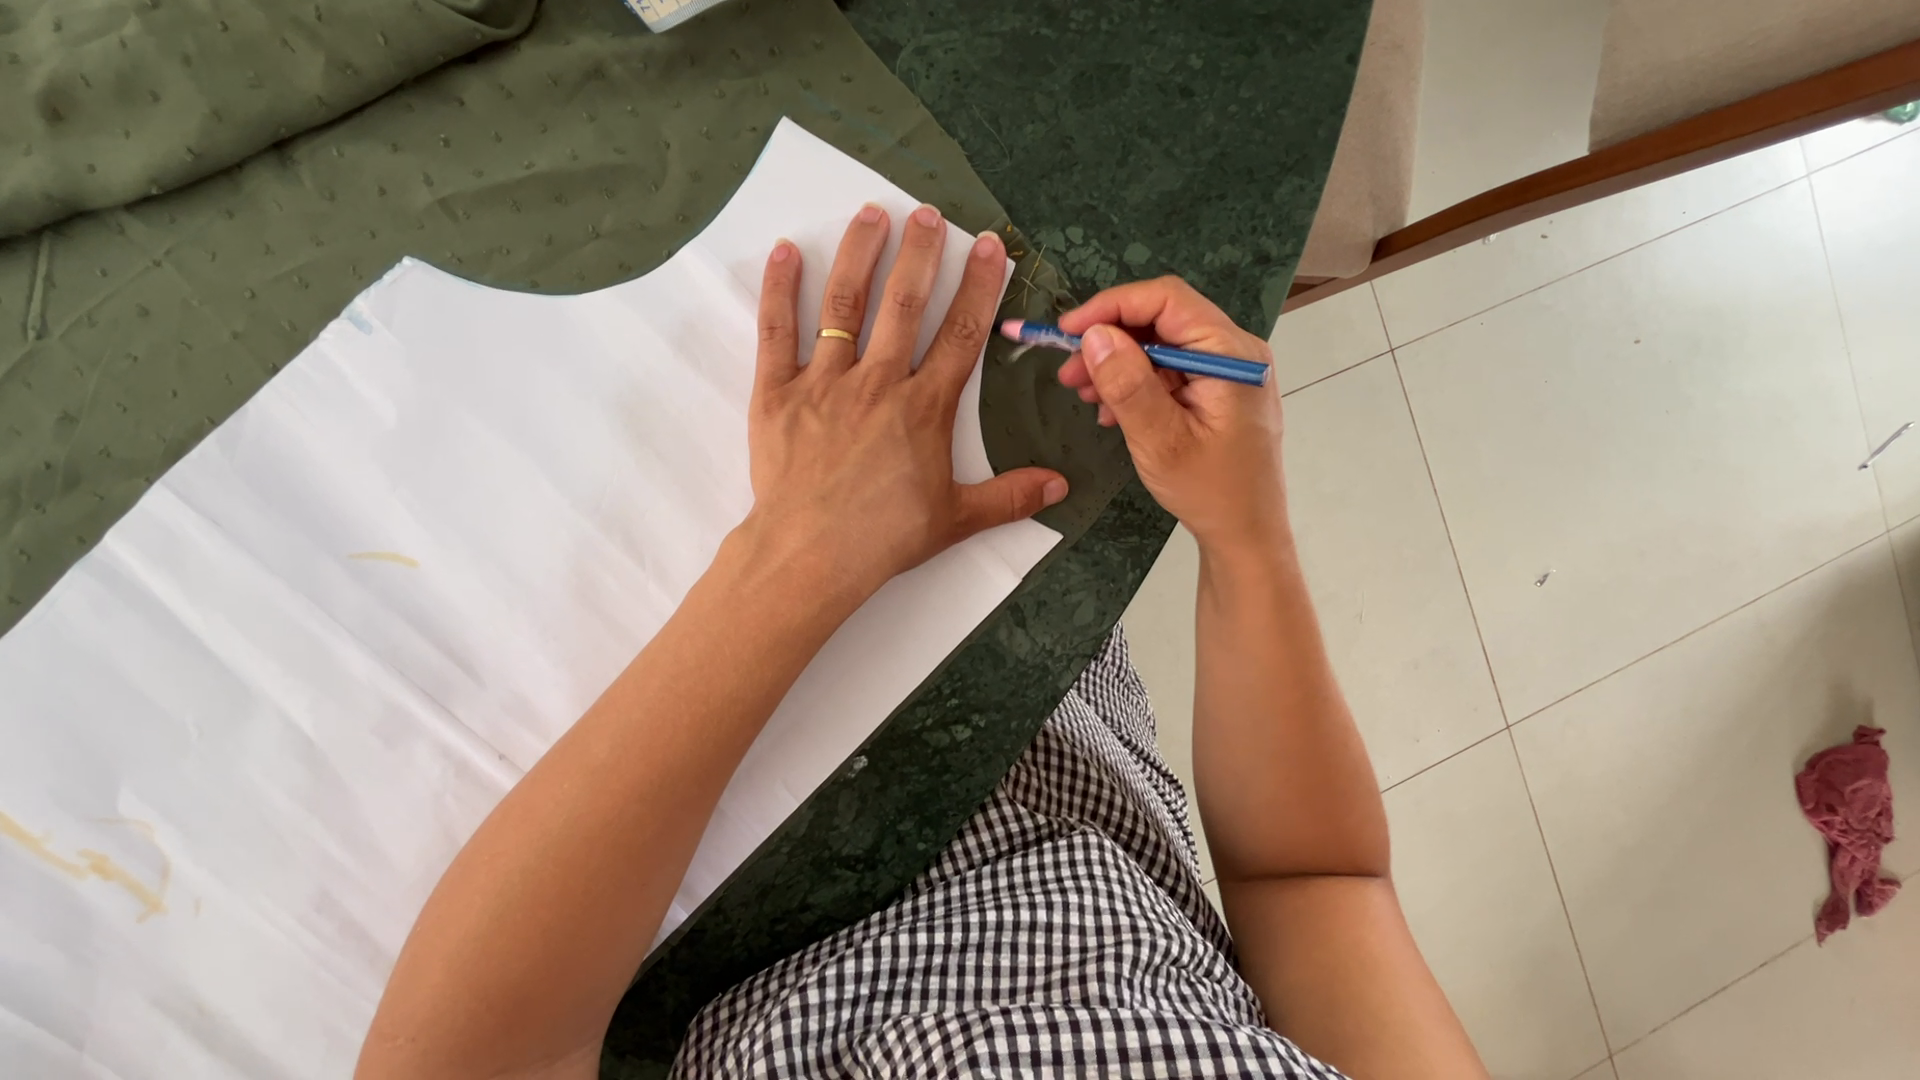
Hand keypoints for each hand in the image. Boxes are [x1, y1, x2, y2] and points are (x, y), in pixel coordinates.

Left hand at [742, 204, 1067, 605]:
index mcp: (924, 407)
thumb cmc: (885, 537)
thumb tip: (1060, 487)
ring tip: (872, 213)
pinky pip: (777, 333)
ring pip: (844, 306)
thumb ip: (1009, 497)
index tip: (989, 246)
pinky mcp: (776, 393)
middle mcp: (878, 382)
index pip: (961, 334)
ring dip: (859, 254)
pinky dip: (779, 290)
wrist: (812, 555)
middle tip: (928, 213)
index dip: (979, 287)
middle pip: (904, 304)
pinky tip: (783, 252)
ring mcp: (824, 383)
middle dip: (920, 254)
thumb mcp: (956, 519)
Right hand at [1056, 277, 1284, 556]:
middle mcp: (1234, 351)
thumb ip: (1128, 384)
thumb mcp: (1161, 440)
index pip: (1166, 299)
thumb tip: (1094, 335)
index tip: (1067, 332)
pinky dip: (1135, 383)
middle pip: (1162, 320)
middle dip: (1110, 340)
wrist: (1246, 534)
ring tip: (1084, 395)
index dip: (1111, 307)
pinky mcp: (1217, 391)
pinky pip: (1169, 371)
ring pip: (1161, 346)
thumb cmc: (1209, 491)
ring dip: (1118, 364)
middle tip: (1067, 372)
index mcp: (1230, 353)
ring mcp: (1227, 371)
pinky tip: (1111, 411)